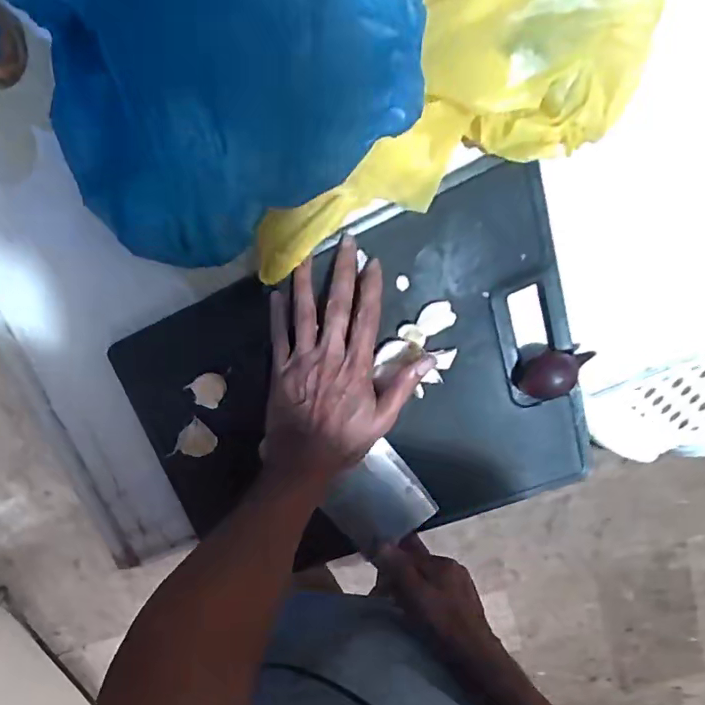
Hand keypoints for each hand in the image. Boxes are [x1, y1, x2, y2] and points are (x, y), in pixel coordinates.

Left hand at [263, 237, 431, 487]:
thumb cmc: (344, 443)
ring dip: (304, 283)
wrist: (302, 461)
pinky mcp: (279, 371)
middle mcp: (329, 356)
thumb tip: (428, 358)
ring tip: (305, 256)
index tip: (373, 263)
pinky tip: (275, 294)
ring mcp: (301, 362)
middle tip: (345, 242)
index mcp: (356, 367)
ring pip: (303, 315)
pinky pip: (277, 337)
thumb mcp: (381, 421)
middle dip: (342, 272)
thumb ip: (401, 387)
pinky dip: (276, 315)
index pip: (366, 318)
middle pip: (337, 306)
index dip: (370, 288)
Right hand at [372, 537, 503, 665]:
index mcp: (443, 562)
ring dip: (408, 591)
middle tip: (383, 599)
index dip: (389, 561)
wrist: (474, 657)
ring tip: (398, 610)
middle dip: (397, 578)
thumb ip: (398, 567)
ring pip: (425, 580)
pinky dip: (421, 601)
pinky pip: (434, 594)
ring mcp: (461, 587)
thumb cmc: (442, 624)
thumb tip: (380, 541)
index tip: (377, 579)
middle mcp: (454, 569)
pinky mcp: (463, 604)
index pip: (408, 549)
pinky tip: (417, 617)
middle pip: (416, 565)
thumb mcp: (415, 594)